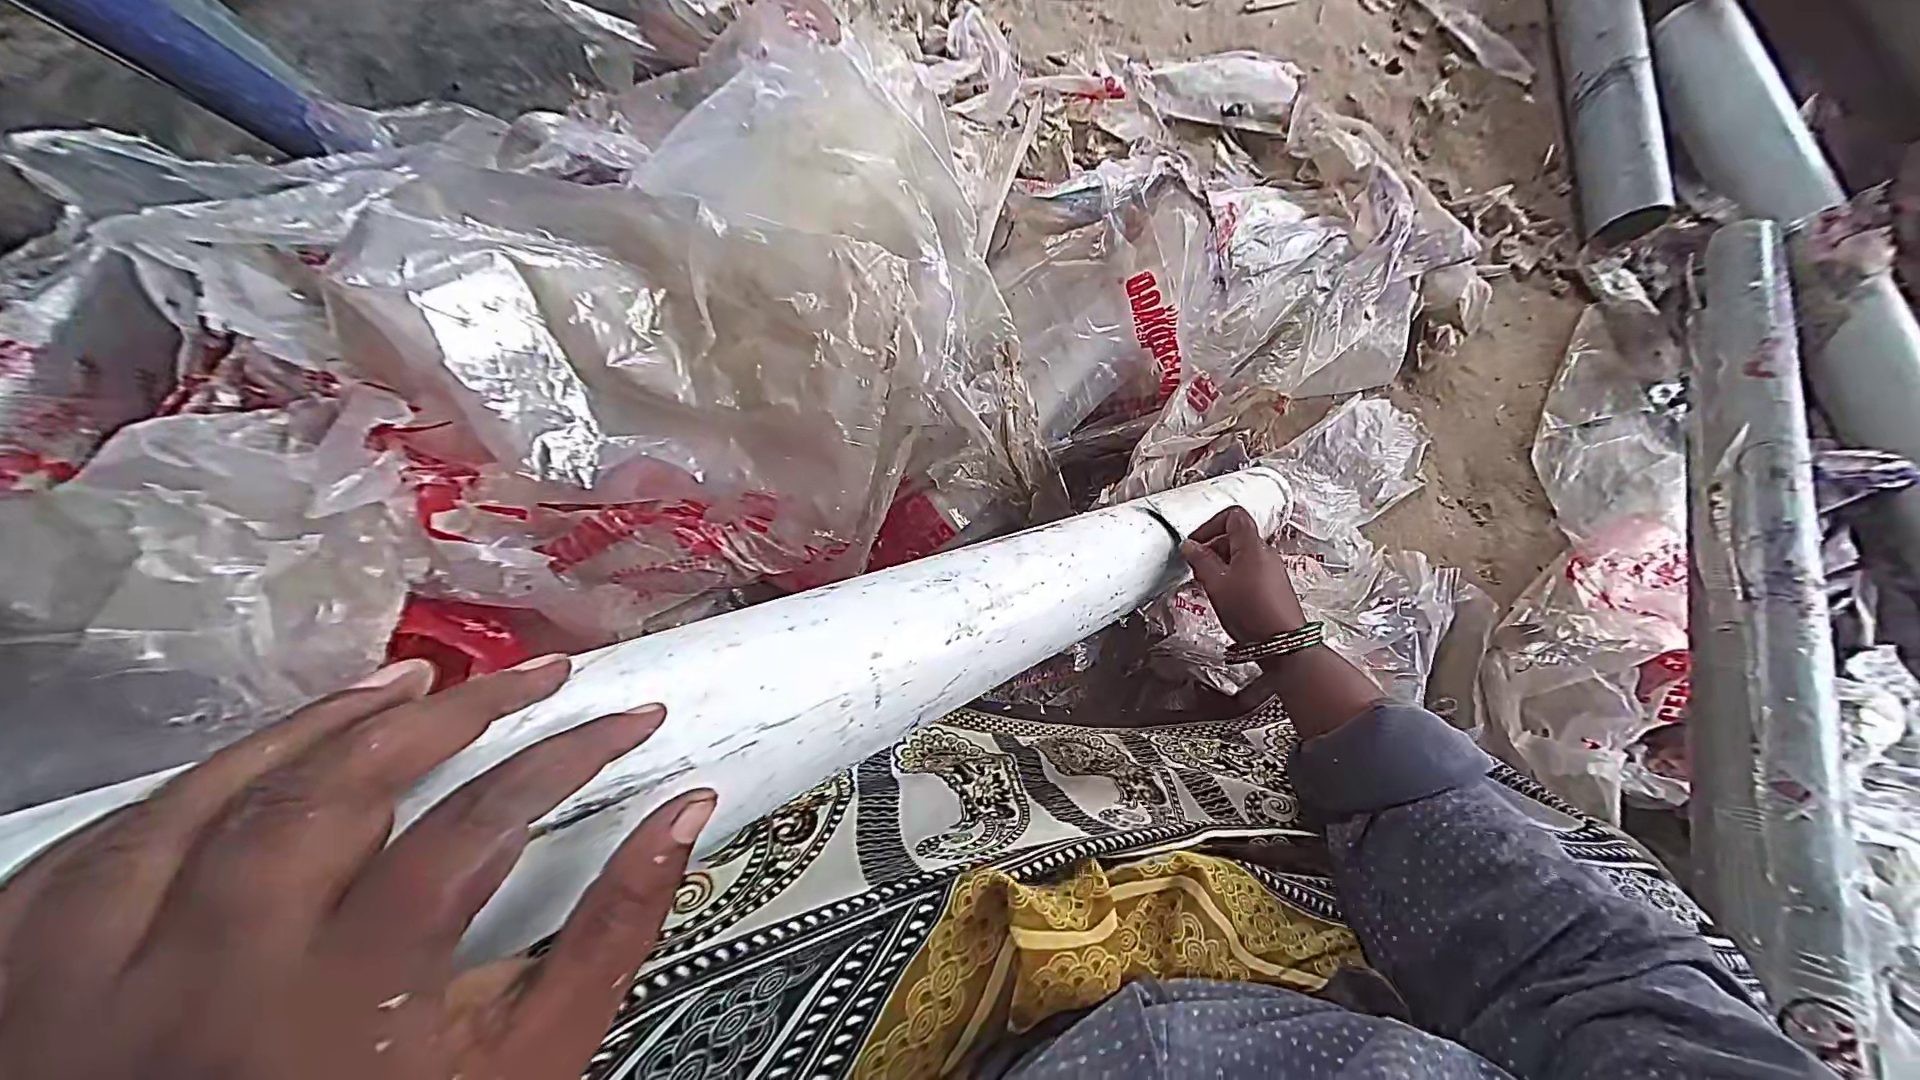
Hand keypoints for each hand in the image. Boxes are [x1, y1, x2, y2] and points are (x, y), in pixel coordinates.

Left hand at [0, 655, 714, 1079]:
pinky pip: (85, 859)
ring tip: (413, 681)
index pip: (482, 824)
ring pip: (202, 804)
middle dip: (459, 711)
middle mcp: (200, 988)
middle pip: (337, 792)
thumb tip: (685, 812)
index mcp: (343, 1007)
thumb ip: (616, 928)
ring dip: (324, 721)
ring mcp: (75, 1000)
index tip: (632, 719)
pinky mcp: (9, 1009)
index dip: (573, 753)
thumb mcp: (537, 1060)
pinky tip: (270, 753)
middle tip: (532, 675)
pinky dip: (193, 786)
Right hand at [1180, 505, 1306, 642]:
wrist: (1281, 643)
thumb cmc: (1251, 612)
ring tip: (1206, 581)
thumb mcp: (1216, 583)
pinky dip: (1230, 574)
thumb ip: (1200, 560)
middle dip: (1211, 546)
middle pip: (1235, 535)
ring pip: (1240, 553)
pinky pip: (1247, 569)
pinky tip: (1222, 593)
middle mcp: (1265, 553)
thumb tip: (1190, 546)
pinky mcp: (1271, 585)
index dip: (1210, 525)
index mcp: (1252, 546)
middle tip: (1195, 563)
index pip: (1233, 516)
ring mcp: (1270, 569)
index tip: (1195, 542)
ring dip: (1219, 562)